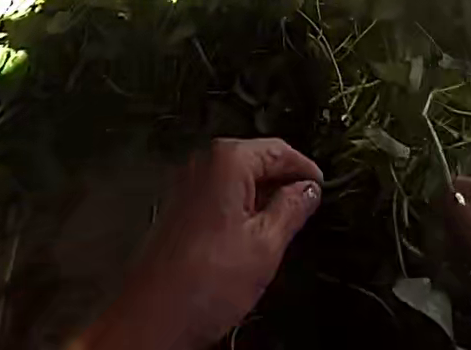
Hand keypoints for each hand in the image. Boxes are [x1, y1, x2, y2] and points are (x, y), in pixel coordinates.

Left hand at [74, 138, 323, 349]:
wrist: (150, 320)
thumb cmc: (207, 281)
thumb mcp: (265, 245)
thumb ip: (292, 209)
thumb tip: (309, 190)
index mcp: (228, 159)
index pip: (279, 149)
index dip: (304, 169)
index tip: (321, 187)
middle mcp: (205, 160)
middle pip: (257, 159)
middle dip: (283, 181)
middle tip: (306, 206)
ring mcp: (188, 180)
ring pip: (238, 177)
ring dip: (261, 195)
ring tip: (282, 224)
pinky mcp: (179, 203)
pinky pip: (220, 191)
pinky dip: (240, 205)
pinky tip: (250, 234)